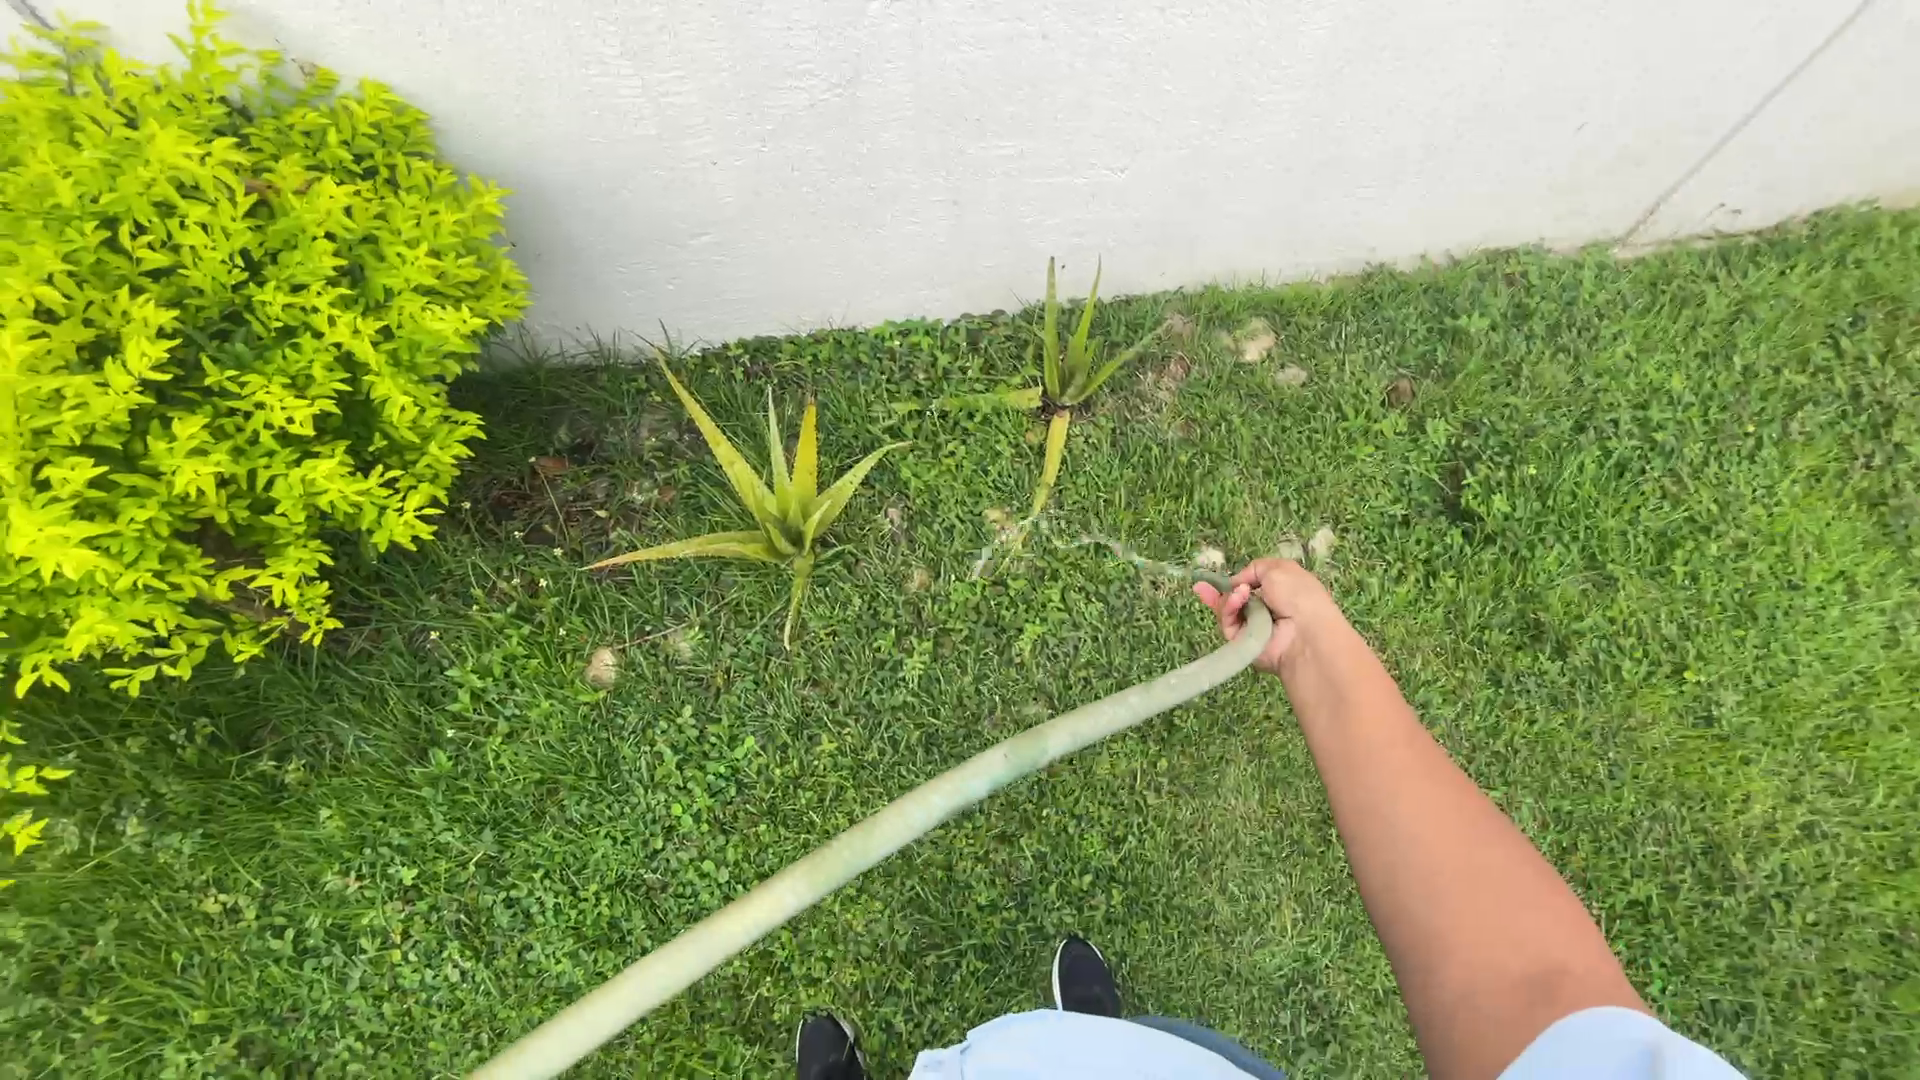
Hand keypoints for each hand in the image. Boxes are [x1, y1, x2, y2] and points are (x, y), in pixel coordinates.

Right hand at [1192, 558, 1338, 674]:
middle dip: (1218, 591)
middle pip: (1233, 600)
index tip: (1218, 578)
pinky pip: (1228, 623)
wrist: (1304, 632)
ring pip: (1227, 610)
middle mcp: (1264, 611)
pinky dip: (1229, 609)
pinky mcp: (1241, 641)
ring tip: (1239, 593)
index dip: (1235, 581)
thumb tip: (1238, 583)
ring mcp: (1251, 627)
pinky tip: (1238, 601)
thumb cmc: (1298, 595)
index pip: (1250, 586)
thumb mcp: (1279, 568)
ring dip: (1229, 598)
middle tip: (1201, 585)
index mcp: (1278, 593)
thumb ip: (1254, 569)